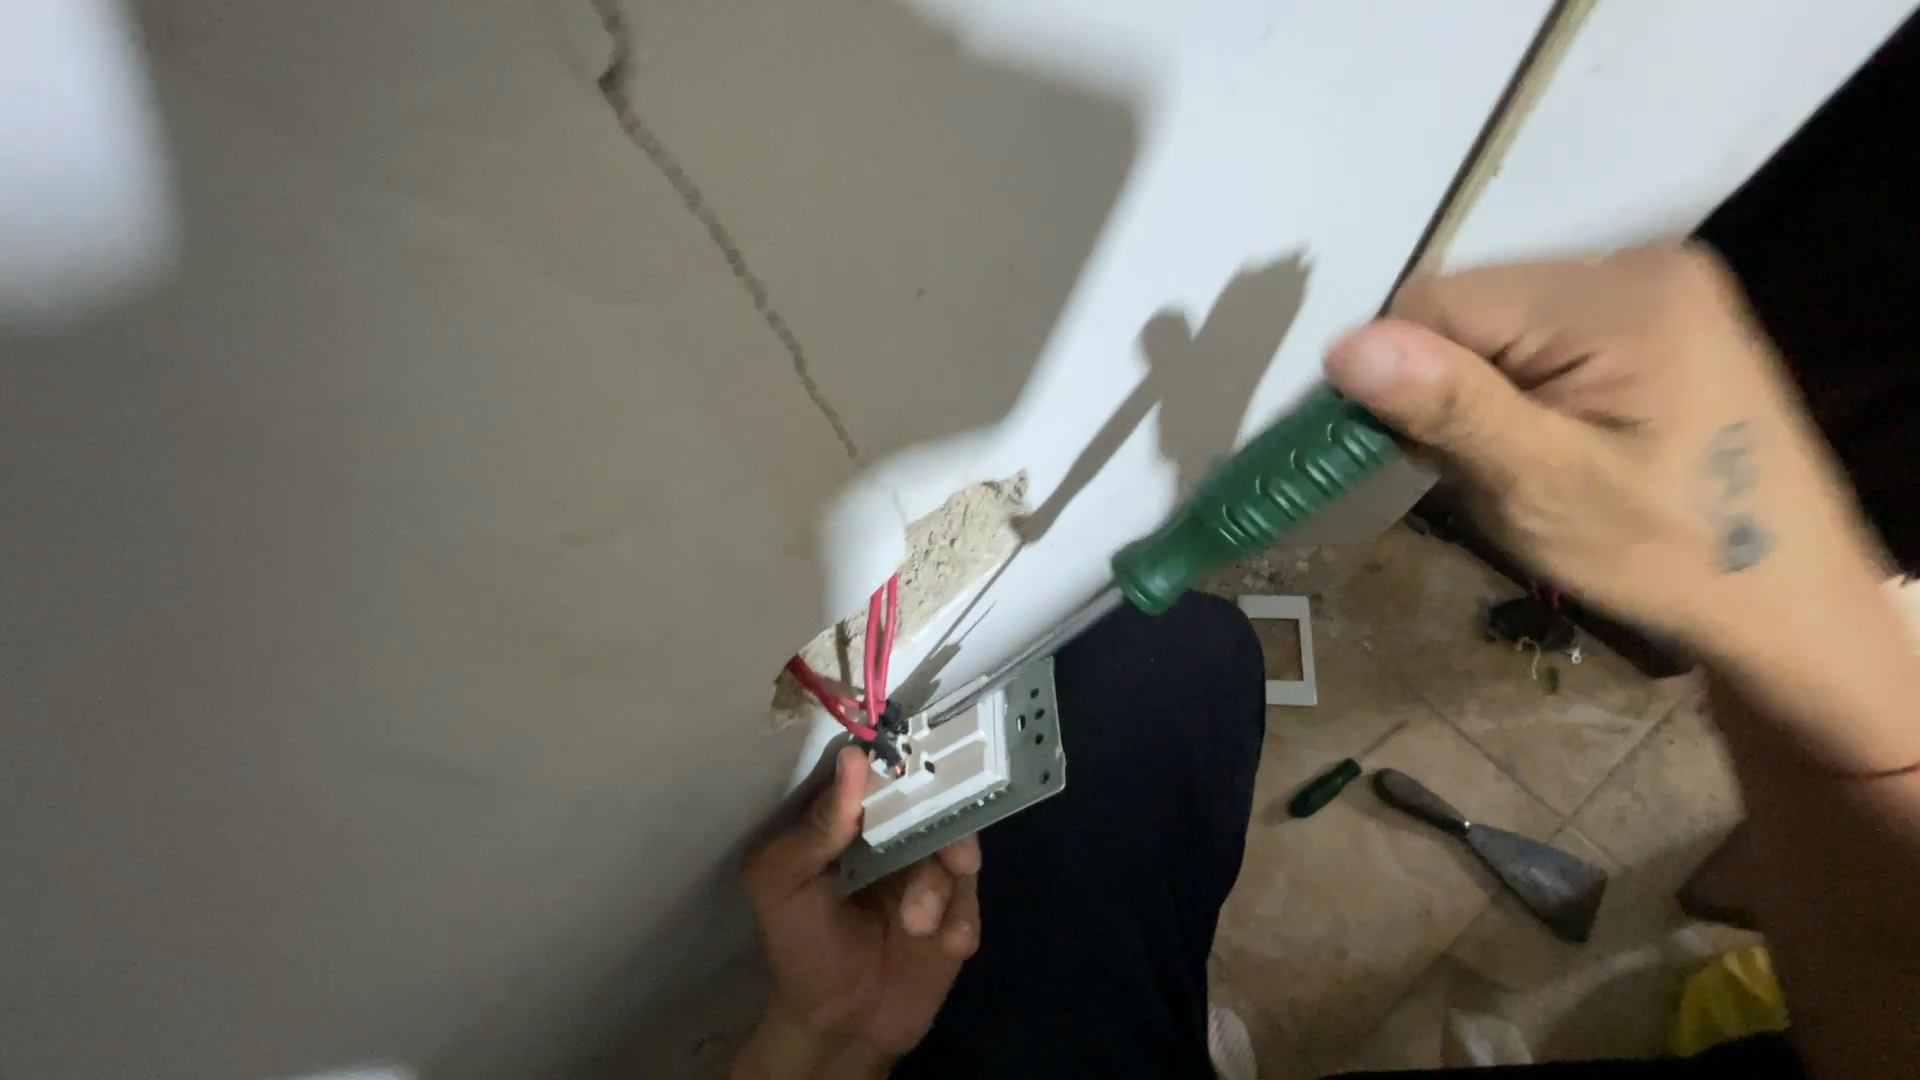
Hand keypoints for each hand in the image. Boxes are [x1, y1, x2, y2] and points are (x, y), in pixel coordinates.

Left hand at [734, 746, 980, 1078]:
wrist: (839, 1025)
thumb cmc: (799, 940)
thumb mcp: (781, 881)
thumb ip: (817, 825)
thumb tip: (852, 759)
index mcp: (851, 811)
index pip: (879, 766)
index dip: (901, 758)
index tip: (918, 760)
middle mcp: (895, 829)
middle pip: (932, 800)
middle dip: (941, 824)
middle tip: (949, 856)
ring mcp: (929, 867)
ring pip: (955, 849)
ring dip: (941, 886)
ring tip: (918, 924)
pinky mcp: (955, 909)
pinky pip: (971, 900)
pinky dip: (961, 920)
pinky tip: (945, 945)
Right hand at [1325, 245, 1886, 664]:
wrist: (1774, 594)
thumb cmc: (1660, 551)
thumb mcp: (1539, 486)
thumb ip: (1451, 407)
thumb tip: (1345, 346)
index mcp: (1616, 299)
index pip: (1435, 304)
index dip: (1396, 375)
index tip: (1414, 449)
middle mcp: (1631, 266)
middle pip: (1459, 307)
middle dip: (1433, 385)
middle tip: (1467, 461)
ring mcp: (1640, 289)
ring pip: (1479, 323)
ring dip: (1460, 390)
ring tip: (1501, 454)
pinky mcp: (1638, 318)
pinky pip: (1518, 335)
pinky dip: (1495, 387)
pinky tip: (1526, 433)